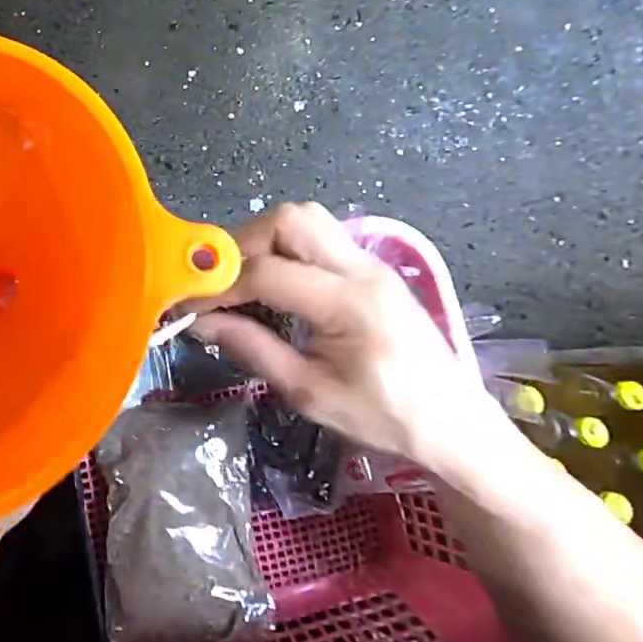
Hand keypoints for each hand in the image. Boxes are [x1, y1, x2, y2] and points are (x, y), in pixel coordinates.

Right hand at [184, 203, 501, 472]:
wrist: (454, 422)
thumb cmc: (385, 417)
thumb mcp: (309, 392)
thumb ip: (252, 349)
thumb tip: (201, 322)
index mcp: (349, 303)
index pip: (267, 272)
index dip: (218, 285)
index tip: (188, 304)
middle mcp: (361, 268)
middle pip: (290, 219)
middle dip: (241, 244)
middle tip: (217, 285)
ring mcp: (370, 262)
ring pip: (305, 219)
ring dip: (264, 241)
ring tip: (241, 283)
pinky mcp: (372, 269)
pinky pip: (319, 239)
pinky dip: (285, 250)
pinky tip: (273, 287)